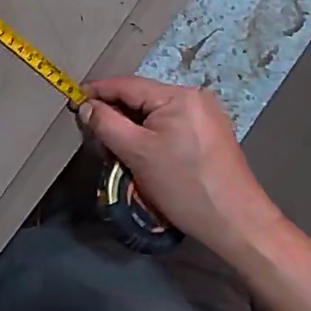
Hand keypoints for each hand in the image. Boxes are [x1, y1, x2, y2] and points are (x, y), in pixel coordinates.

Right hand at [79, 76, 283, 253]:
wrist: (238, 225)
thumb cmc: (185, 186)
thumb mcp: (136, 153)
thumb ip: (106, 123)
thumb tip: (85, 106)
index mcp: (178, 95)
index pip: (126, 85)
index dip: (96, 92)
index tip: (72, 102)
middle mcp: (194, 97)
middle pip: (139, 98)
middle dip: (114, 115)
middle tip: (96, 137)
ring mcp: (205, 116)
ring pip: (152, 113)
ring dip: (130, 128)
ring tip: (116, 151)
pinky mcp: (209, 135)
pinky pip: (168, 125)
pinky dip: (149, 136)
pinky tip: (141, 155)